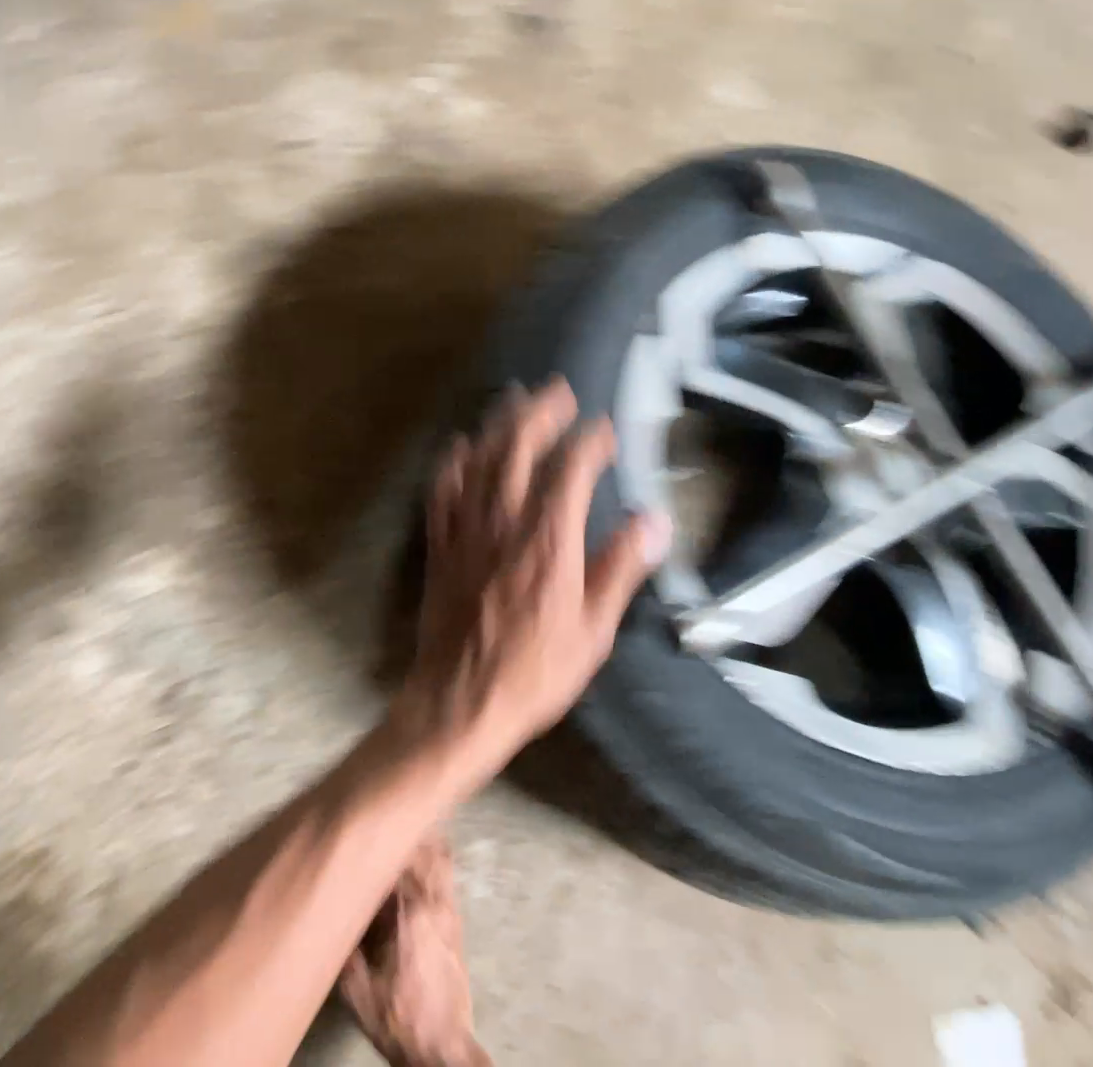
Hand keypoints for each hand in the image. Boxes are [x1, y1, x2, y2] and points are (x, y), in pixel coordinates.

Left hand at [389, 378, 670, 790]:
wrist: (459, 703)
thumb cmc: (534, 674)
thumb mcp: (593, 633)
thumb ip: (619, 571)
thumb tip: (652, 521)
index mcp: (549, 544)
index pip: (571, 473)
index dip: (589, 442)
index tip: (605, 428)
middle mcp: (504, 526)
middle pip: (519, 452)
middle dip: (540, 414)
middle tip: (558, 390)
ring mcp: (465, 535)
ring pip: (479, 463)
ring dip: (498, 426)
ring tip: (514, 400)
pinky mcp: (440, 549)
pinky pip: (442, 493)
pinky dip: (453, 463)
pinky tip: (461, 446)